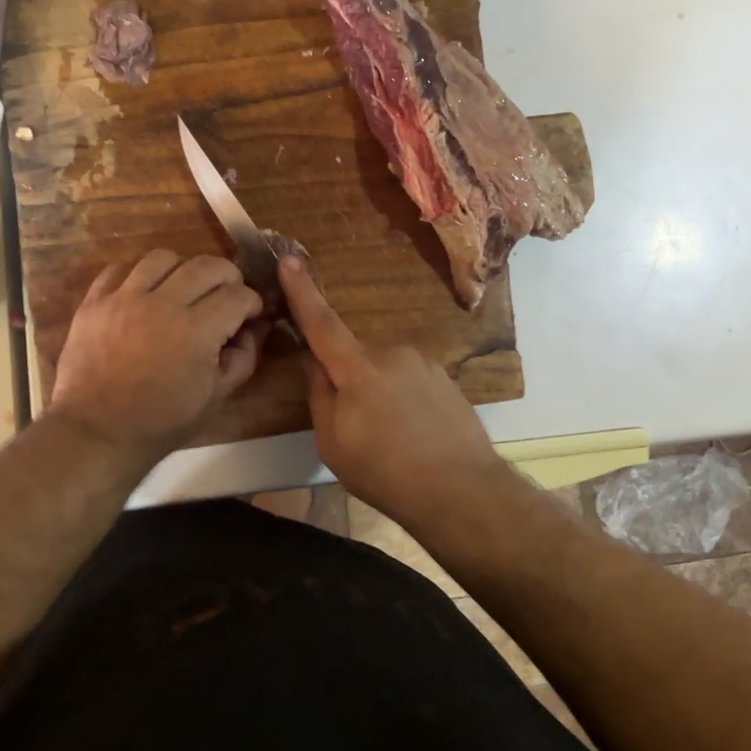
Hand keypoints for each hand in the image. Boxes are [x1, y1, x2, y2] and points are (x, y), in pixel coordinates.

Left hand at [50, 250, 267, 459]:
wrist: (97, 432)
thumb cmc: (161, 422)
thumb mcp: (215, 397)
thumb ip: (242, 358)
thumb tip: (254, 328)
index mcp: (196, 330)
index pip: (238, 294)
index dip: (252, 302)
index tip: (251, 314)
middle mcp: (162, 304)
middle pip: (206, 265)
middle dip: (227, 277)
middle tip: (226, 296)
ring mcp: (124, 298)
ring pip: (163, 258)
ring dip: (183, 270)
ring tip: (183, 290)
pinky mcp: (95, 302)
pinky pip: (120, 268)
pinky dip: (139, 275)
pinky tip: (144, 294)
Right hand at [277, 256, 514, 515]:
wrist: (462, 491)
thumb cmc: (385, 472)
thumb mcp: (333, 443)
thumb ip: (320, 395)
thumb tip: (315, 363)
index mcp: (359, 368)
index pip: (321, 324)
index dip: (301, 293)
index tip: (289, 259)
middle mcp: (393, 353)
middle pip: (356, 360)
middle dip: (350, 384)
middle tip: (357, 431)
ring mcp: (425, 364)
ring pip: (386, 373)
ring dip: (381, 396)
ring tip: (392, 442)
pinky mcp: (448, 380)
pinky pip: (412, 384)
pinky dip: (406, 405)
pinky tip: (416, 439)